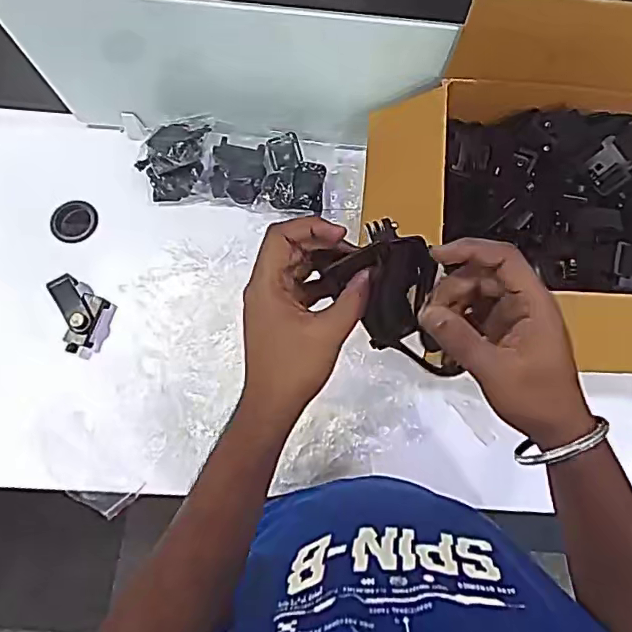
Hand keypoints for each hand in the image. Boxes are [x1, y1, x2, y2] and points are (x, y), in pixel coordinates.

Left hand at [240, 217, 370, 423]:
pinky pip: (301, 285)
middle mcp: (264, 289)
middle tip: (350, 249)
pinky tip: (344, 288)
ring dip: (324, 262)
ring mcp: (272, 301)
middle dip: (322, 243)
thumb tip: (367, 275)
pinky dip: (322, 281)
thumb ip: (352, 298)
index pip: (281, 236)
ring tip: (352, 267)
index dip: (312, 227)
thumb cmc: (287, 373)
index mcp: (266, 286)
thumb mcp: (329, 331)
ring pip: (297, 266)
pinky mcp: (281, 313)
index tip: (338, 234)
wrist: (273, 403)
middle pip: (290, 247)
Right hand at [418, 238, 596, 447]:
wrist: (556, 426)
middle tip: (433, 310)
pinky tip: (448, 336)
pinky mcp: (508, 332)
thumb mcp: (493, 369)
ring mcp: (517, 317)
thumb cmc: (542, 399)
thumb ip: (458, 338)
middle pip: (484, 275)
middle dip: (454, 287)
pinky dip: (461, 320)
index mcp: (534, 303)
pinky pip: (479, 313)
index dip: (469, 250)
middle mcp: (526, 304)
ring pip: (478, 294)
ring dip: (454, 304)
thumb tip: (431, 315)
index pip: (502, 257)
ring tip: (438, 326)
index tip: (439, 255)